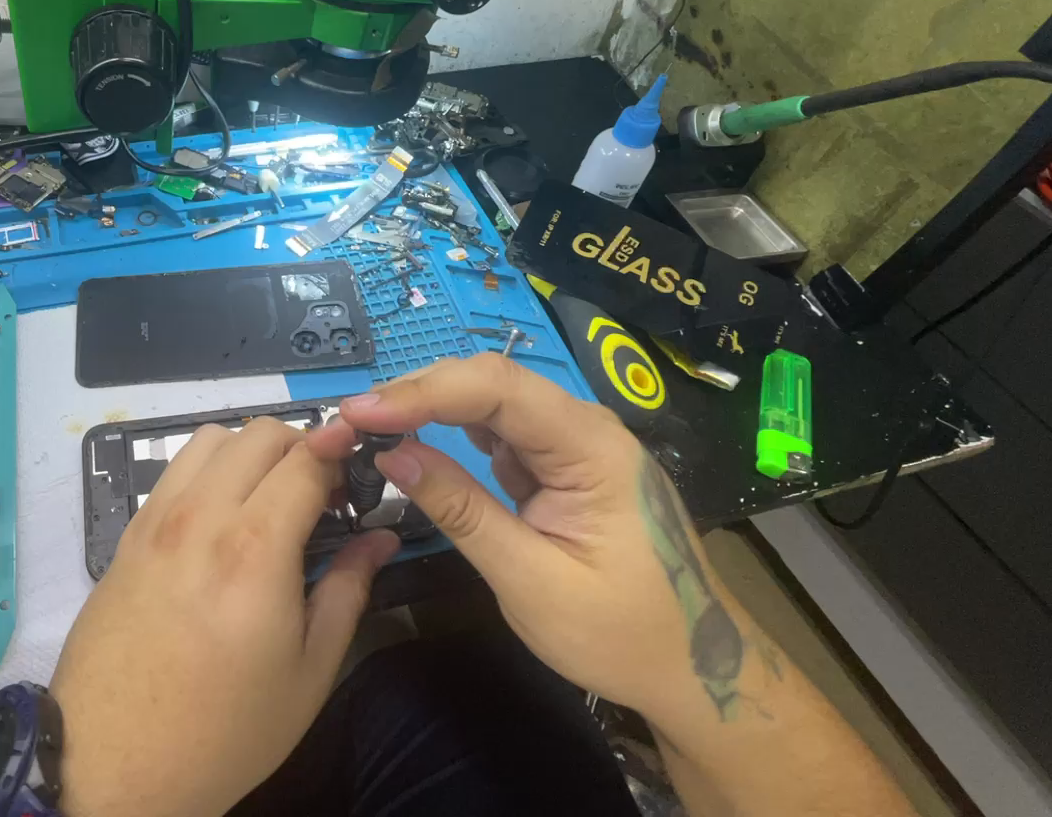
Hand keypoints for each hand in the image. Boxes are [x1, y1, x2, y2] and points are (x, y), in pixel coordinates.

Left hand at [50, 417, 400, 816]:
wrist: (114, 763)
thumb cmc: (227, 728)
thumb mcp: (309, 671)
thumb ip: (348, 589)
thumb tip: (381, 537)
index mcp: (255, 547)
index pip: (307, 459)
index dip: (340, 451)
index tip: (357, 472)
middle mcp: (203, 515)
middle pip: (260, 434)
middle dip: (301, 446)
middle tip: (318, 495)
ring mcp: (157, 519)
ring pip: (212, 439)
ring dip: (251, 451)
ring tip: (266, 498)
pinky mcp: (129, 533)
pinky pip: (175, 470)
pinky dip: (209, 469)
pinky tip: (220, 517)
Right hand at [310, 353, 759, 728]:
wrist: (697, 671)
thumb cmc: (622, 635)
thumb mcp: (530, 581)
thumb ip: (461, 511)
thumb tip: (391, 456)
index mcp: (590, 448)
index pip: (497, 388)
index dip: (423, 391)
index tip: (362, 413)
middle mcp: (584, 428)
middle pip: (491, 381)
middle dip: (418, 391)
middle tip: (354, 418)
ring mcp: (572, 442)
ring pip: (490, 398)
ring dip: (429, 404)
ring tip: (374, 422)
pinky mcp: (559, 462)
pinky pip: (499, 428)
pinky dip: (450, 427)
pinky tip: (418, 434)